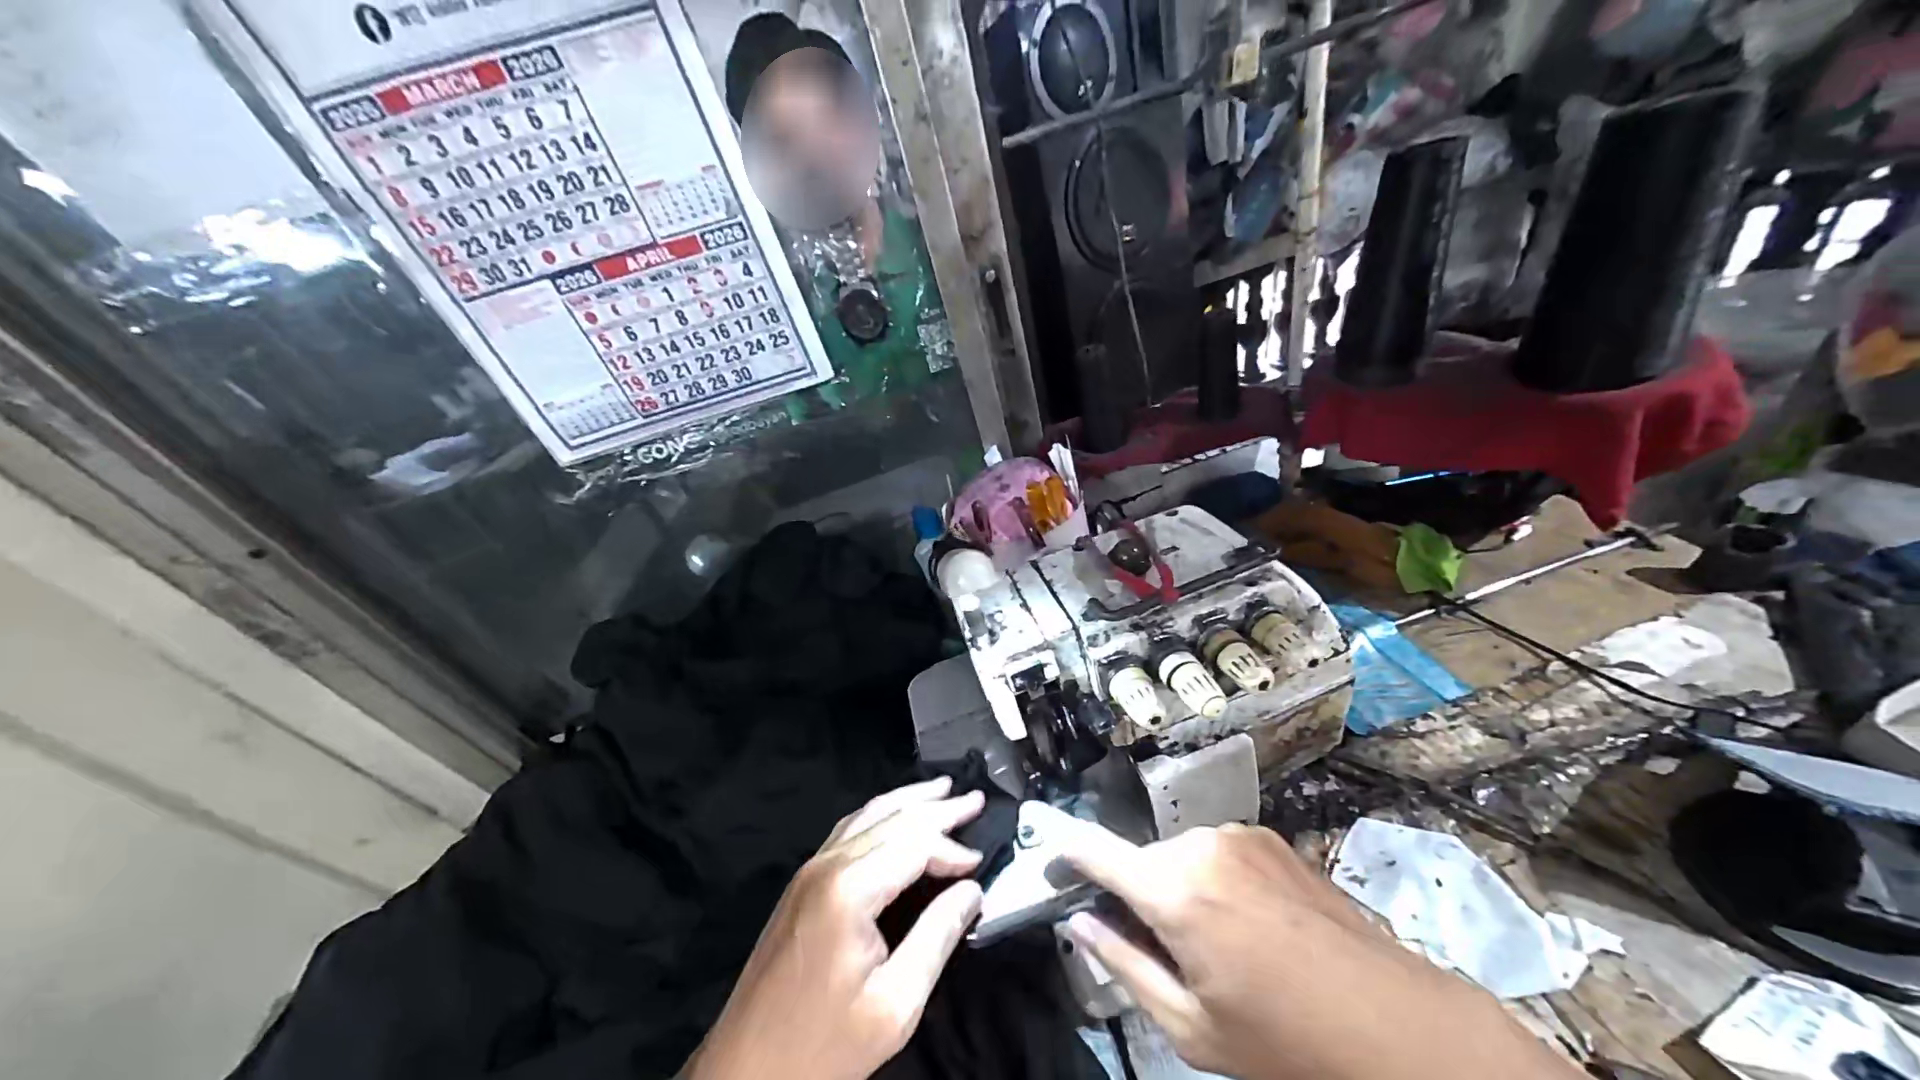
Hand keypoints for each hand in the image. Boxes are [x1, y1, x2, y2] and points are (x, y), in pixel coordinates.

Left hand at [683, 777, 985, 1079]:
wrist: (745, 1069)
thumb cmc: (823, 1044)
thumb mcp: (895, 1004)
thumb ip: (936, 936)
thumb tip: (971, 891)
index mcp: (849, 889)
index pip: (914, 844)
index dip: (952, 848)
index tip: (982, 864)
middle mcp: (827, 865)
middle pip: (892, 819)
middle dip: (937, 808)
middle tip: (975, 799)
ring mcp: (810, 870)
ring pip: (868, 816)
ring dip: (908, 803)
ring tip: (942, 791)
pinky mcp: (802, 884)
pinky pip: (849, 830)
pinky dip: (882, 815)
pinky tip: (895, 817)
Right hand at [1058, 821, 1582, 1079]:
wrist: (1399, 1024)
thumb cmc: (1285, 1041)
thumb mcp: (1191, 1027)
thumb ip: (1123, 967)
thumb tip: (1081, 926)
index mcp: (1173, 891)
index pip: (1095, 851)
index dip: (1066, 853)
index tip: (1050, 863)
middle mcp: (1200, 846)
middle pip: (1142, 860)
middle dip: (1138, 893)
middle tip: (1162, 948)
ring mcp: (1239, 836)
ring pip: (1179, 855)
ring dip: (1179, 887)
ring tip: (1218, 943)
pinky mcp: (1269, 837)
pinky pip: (1217, 852)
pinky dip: (1214, 878)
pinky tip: (1251, 925)